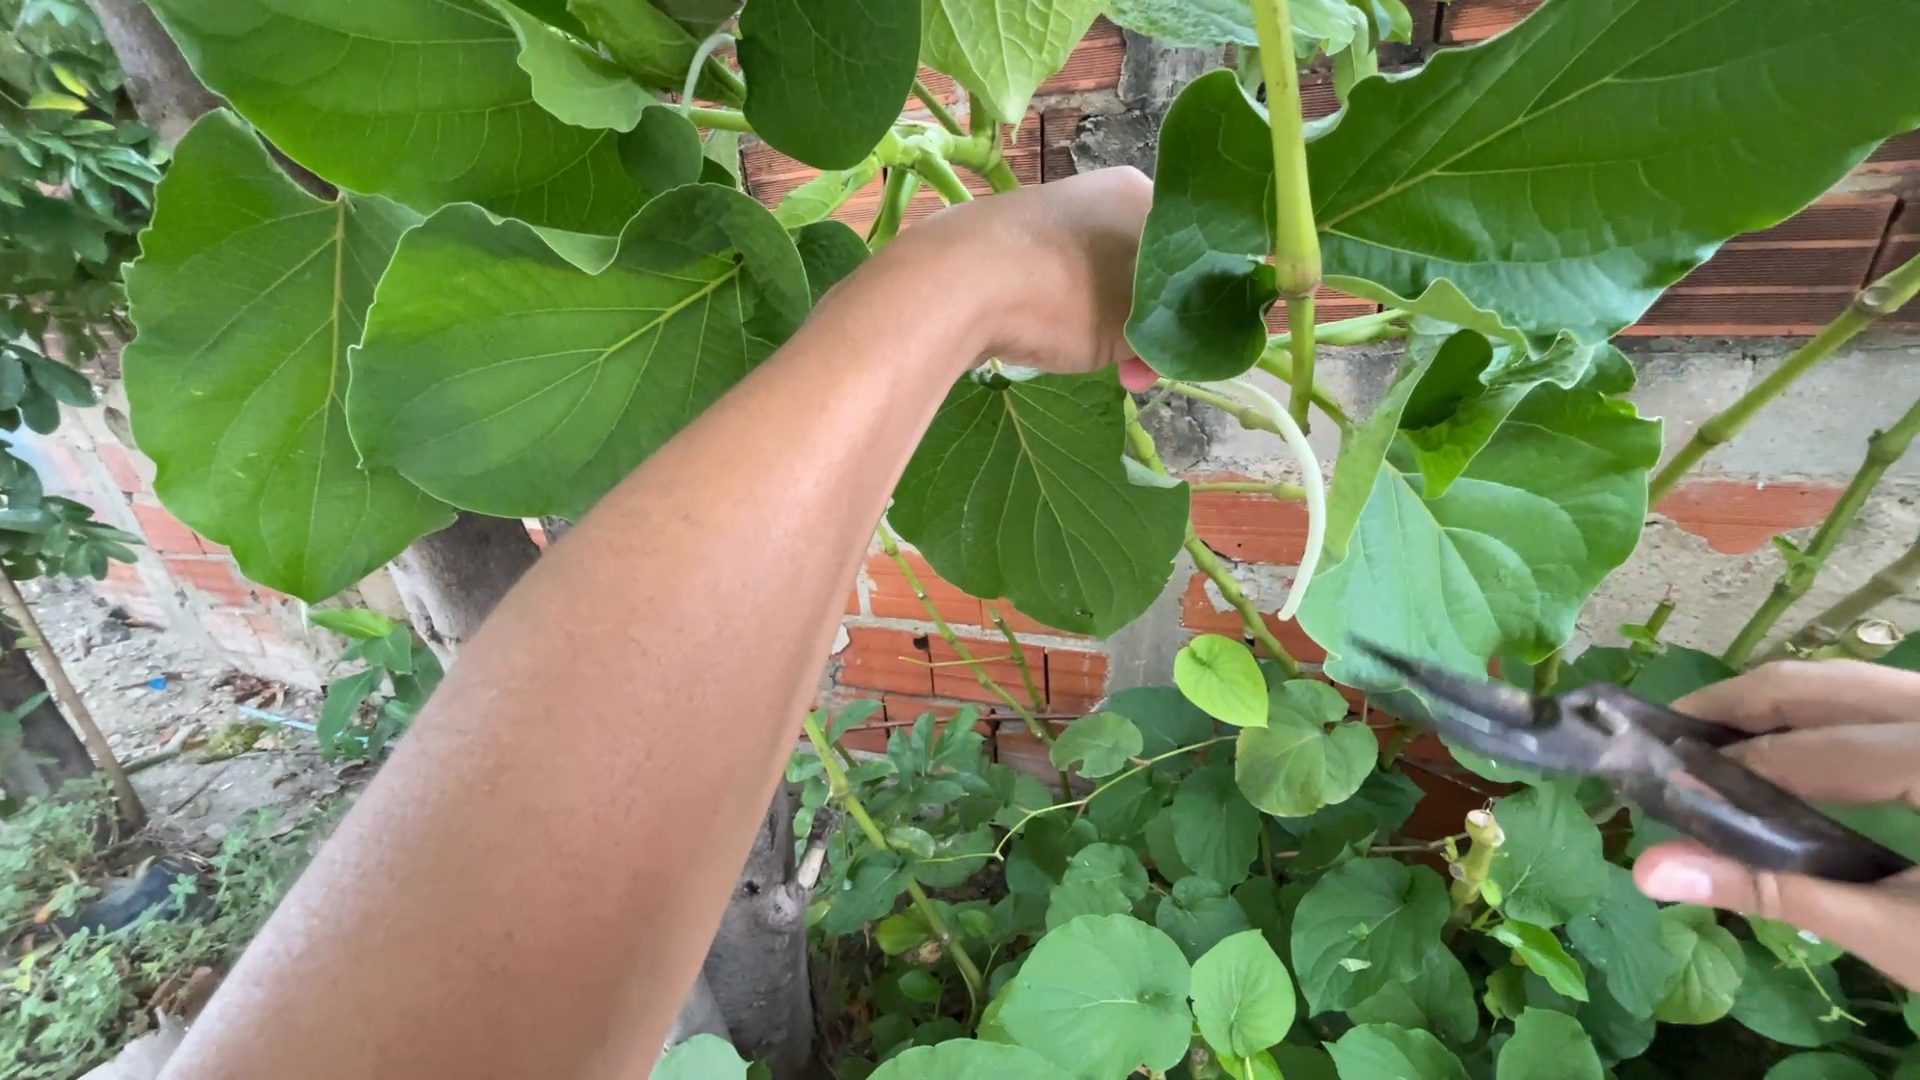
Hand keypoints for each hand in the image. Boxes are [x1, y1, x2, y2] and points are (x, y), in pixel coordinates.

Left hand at [879, 167, 1158, 381]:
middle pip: (1134, 274)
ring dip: (1095, 329)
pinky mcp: (998, 245)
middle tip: (1131, 376)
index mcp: (1138, 192)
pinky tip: (1041, 340)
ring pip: (1088, 284)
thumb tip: (1156, 345)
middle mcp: (1092, 193)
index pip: (1184, 255)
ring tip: (1083, 360)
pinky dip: (1051, 318)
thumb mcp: (1135, 324)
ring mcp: (1041, 217)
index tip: (1166, 358)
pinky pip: (1044, 287)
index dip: (1184, 312)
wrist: (959, 283)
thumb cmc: (1067, 293)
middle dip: (1136, 330)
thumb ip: (1160, 332)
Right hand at [1634, 659, 1919, 987]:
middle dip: (1730, 708)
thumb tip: (1649, 872)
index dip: (1728, 770)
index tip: (1659, 786)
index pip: (1814, 752)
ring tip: (1712, 742)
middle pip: (1818, 686)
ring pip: (1847, 683)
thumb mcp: (1906, 934)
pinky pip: (1880, 699)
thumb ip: (1777, 891)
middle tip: (1664, 742)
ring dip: (1768, 706)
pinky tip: (1784, 749)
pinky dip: (1817, 714)